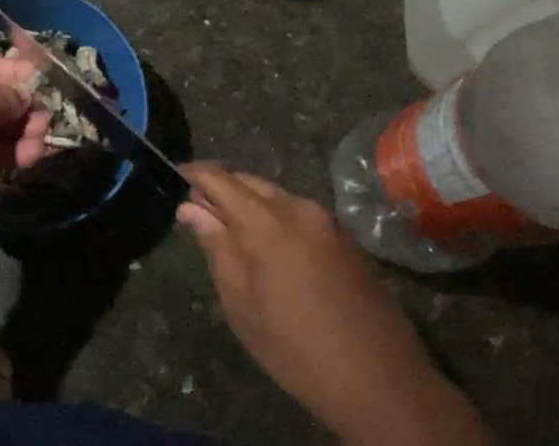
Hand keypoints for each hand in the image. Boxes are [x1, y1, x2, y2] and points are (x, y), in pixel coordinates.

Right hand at [178, 163, 491, 445]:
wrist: (382, 384)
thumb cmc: (296, 348)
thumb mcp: (241, 303)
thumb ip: (216, 247)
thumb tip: (191, 209)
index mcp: (267, 221)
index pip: (219, 178)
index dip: (194, 175)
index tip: (175, 179)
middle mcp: (299, 208)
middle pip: (250, 182)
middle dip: (222, 190)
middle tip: (201, 214)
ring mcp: (329, 222)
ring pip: (277, 197)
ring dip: (252, 206)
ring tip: (235, 235)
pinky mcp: (349, 240)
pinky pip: (302, 215)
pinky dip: (279, 220)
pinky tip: (275, 253)